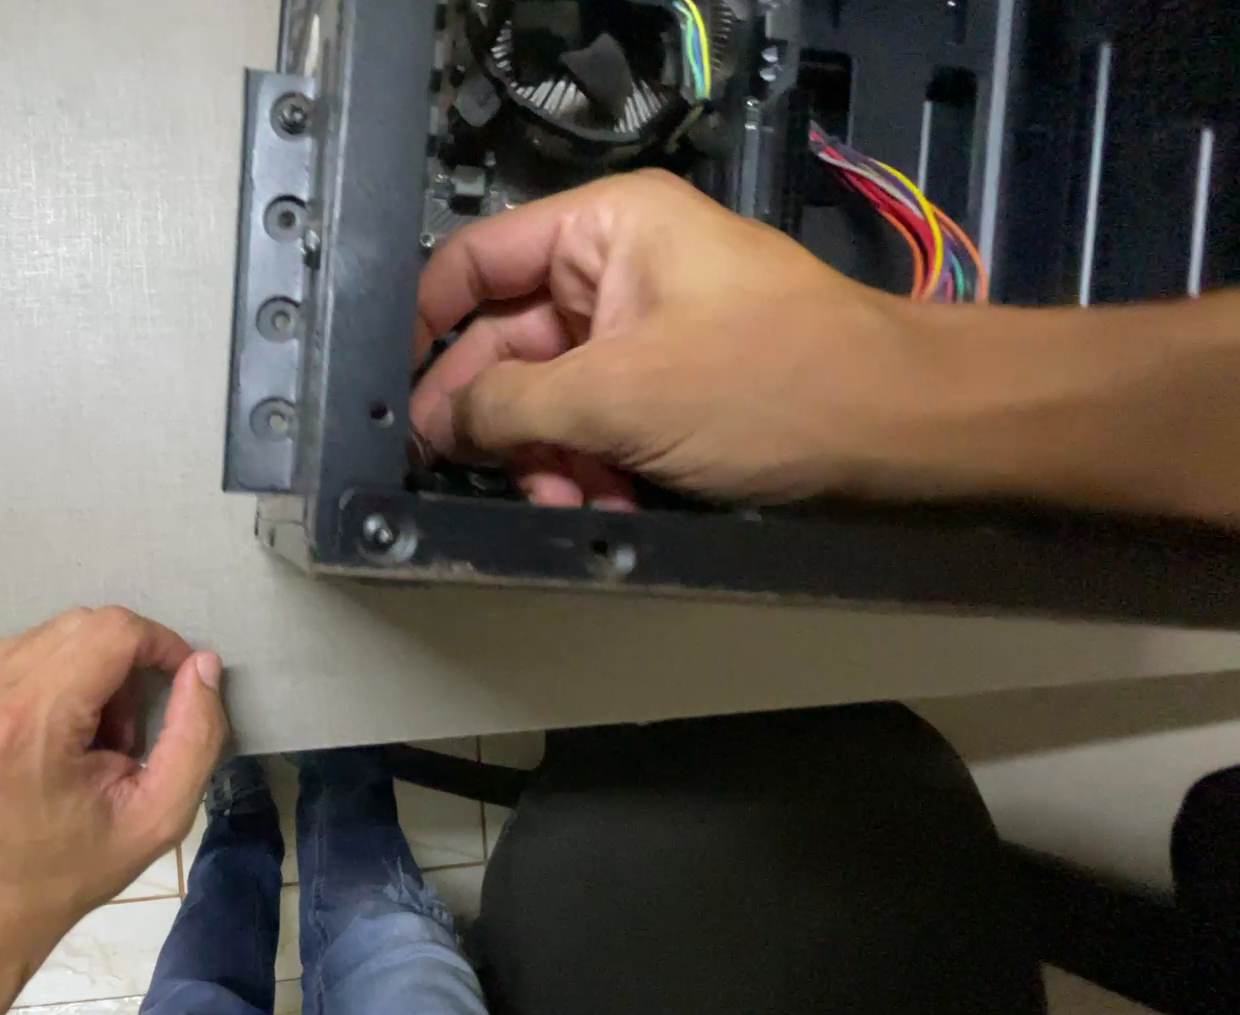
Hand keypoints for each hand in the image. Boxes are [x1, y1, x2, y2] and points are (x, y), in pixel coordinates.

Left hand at [0, 606, 225, 948]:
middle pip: (79, 627)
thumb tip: (200, 663)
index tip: (174, 680)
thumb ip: (196, 736)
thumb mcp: (159, 817)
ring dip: (78, 672)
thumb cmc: (71, 868)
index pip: (110, 631)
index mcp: (28, 726)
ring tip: (77, 738)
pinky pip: (6, 656)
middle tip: (119, 731)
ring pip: (43, 637)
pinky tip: (37, 736)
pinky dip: (39, 681)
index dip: (157, 643)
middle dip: (118, 665)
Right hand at [413, 169, 923, 505]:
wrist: (901, 435)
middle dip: (494, 421)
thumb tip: (431, 425)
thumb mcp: (617, 393)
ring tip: (566, 499)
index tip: (393, 393)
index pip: (472, 265)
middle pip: (498, 349)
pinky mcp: (640, 391)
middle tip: (468, 470)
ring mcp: (621, 338)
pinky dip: (576, 471)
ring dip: (540, 460)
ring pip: (534, 402)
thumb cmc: (773, 384)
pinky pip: (575, 429)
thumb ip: (506, 405)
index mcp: (598, 232)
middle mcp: (602, 276)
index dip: (423, 326)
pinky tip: (599, 503)